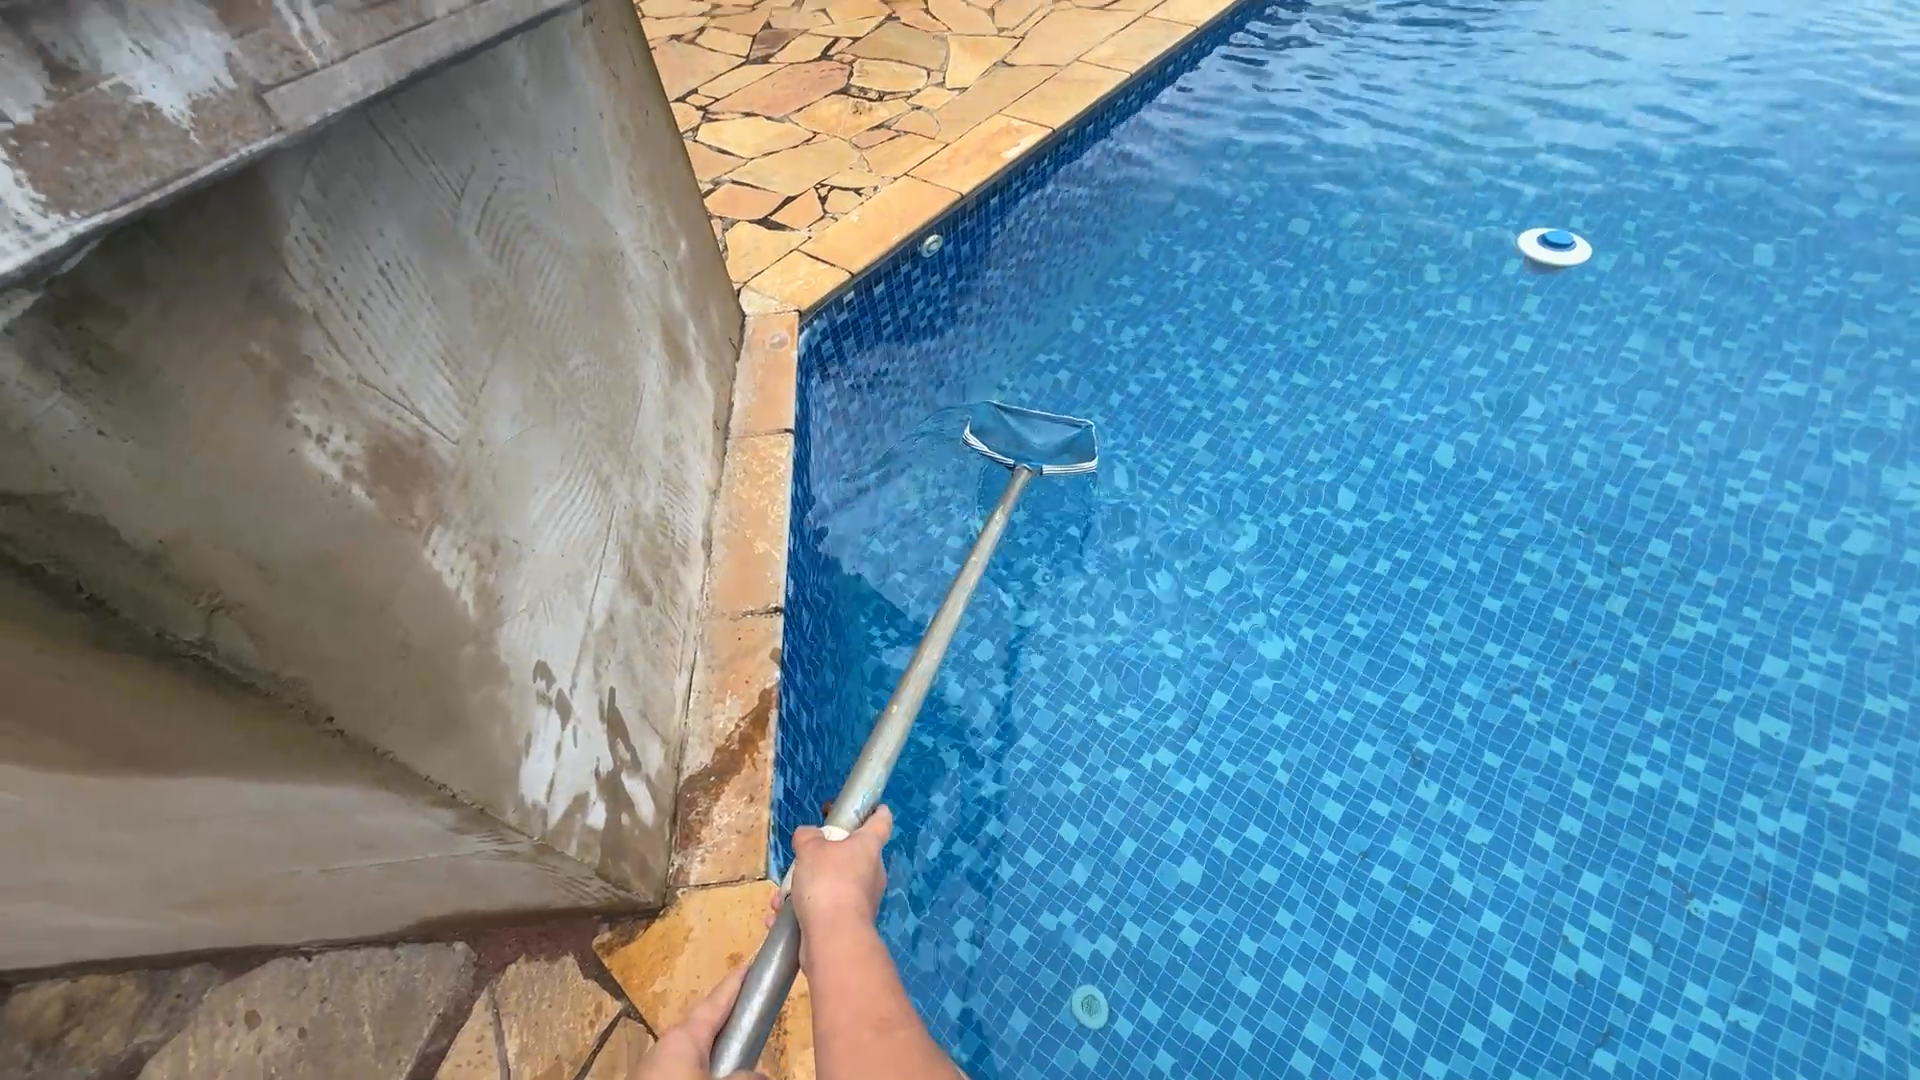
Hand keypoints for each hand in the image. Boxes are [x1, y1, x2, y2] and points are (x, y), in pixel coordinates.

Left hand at [632, 967, 764, 1079]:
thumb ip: (744, 1078)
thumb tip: (762, 1075)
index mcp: (685, 1036)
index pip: (717, 1000)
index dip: (736, 983)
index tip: (749, 963)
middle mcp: (666, 1045)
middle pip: (702, 1024)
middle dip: (724, 1017)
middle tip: (748, 1010)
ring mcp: (652, 1069)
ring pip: (690, 1052)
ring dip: (711, 1049)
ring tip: (733, 1051)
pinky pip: (678, 1071)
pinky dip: (698, 1069)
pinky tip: (709, 1075)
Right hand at [767, 805, 892, 962]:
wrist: (834, 939)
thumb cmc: (828, 882)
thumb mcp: (810, 849)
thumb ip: (808, 837)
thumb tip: (808, 835)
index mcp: (869, 846)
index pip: (881, 821)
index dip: (876, 811)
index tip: (870, 807)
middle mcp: (871, 872)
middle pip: (851, 856)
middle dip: (823, 858)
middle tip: (802, 859)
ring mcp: (862, 901)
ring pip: (831, 886)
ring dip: (804, 890)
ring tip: (781, 896)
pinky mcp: (848, 925)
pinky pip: (823, 911)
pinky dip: (801, 913)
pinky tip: (779, 918)